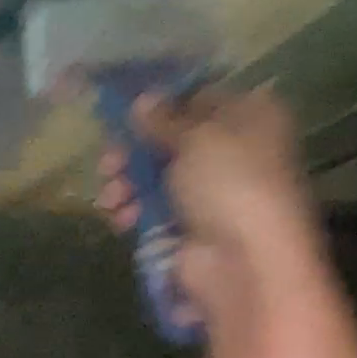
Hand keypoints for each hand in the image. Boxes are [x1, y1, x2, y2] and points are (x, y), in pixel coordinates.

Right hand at [95, 85, 319, 309]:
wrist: (243, 261)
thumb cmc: (229, 185)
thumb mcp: (196, 137)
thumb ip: (163, 117)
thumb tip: (142, 100)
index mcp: (247, 116)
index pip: (195, 96)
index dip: (157, 103)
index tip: (121, 113)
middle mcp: (230, 149)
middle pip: (165, 138)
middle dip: (130, 151)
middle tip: (109, 163)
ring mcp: (206, 190)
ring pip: (150, 175)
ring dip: (123, 184)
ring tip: (111, 199)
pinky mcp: (184, 223)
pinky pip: (147, 207)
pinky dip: (129, 210)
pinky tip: (120, 219)